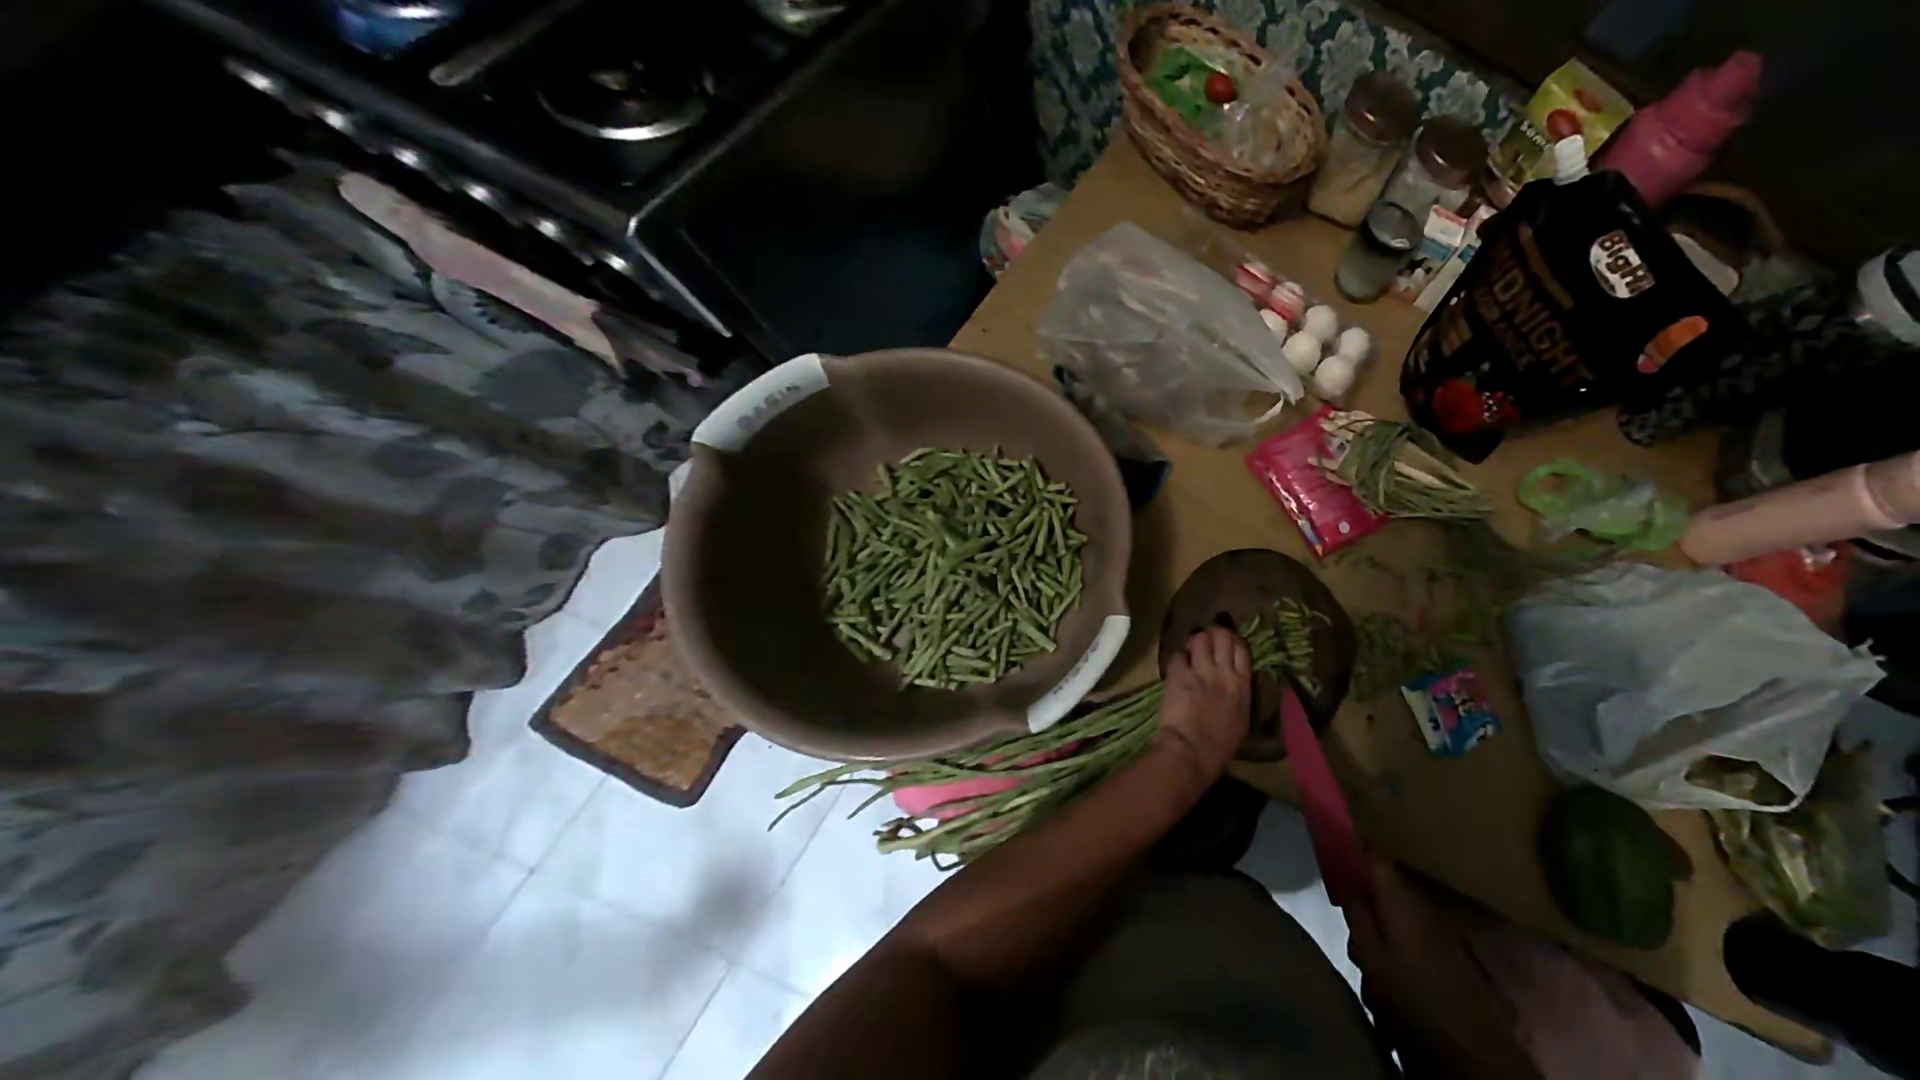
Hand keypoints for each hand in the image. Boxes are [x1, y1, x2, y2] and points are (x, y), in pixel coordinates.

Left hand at [1156, 627, 1250, 784]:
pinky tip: (1176, 664)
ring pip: (1200, 639)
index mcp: (1243, 685)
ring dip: (1194, 642)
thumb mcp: (1241, 718)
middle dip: (1213, 635)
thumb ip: (1239, 695)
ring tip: (1189, 649)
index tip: (1225, 644)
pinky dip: (1177, 657)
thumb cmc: (1221, 745)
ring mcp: (1201, 671)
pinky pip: (1178, 654)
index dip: (1232, 641)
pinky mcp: (1179, 674)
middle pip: (1222, 637)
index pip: (1241, 649)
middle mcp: (1224, 672)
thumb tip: (1234, 684)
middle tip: (1205, 642)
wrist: (1193, 750)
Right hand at [1345, 859, 1543, 1079]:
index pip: (1375, 858)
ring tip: (1365, 957)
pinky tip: (1387, 973)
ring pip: (1394, 914)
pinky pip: (1408, 936)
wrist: (1472, 1050)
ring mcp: (1438, 933)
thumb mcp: (1370, 956)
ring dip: (1376, 927)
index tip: (1331, 845)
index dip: (1353, 847)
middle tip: (1343, 917)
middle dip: (1361, 897)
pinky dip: (1393, 946)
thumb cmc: (1413, 997)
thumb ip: (1357, 914)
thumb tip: (1346, 879)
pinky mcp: (1446, 956)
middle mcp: (1423, 910)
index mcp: (1402, 902)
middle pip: (1382, 887)